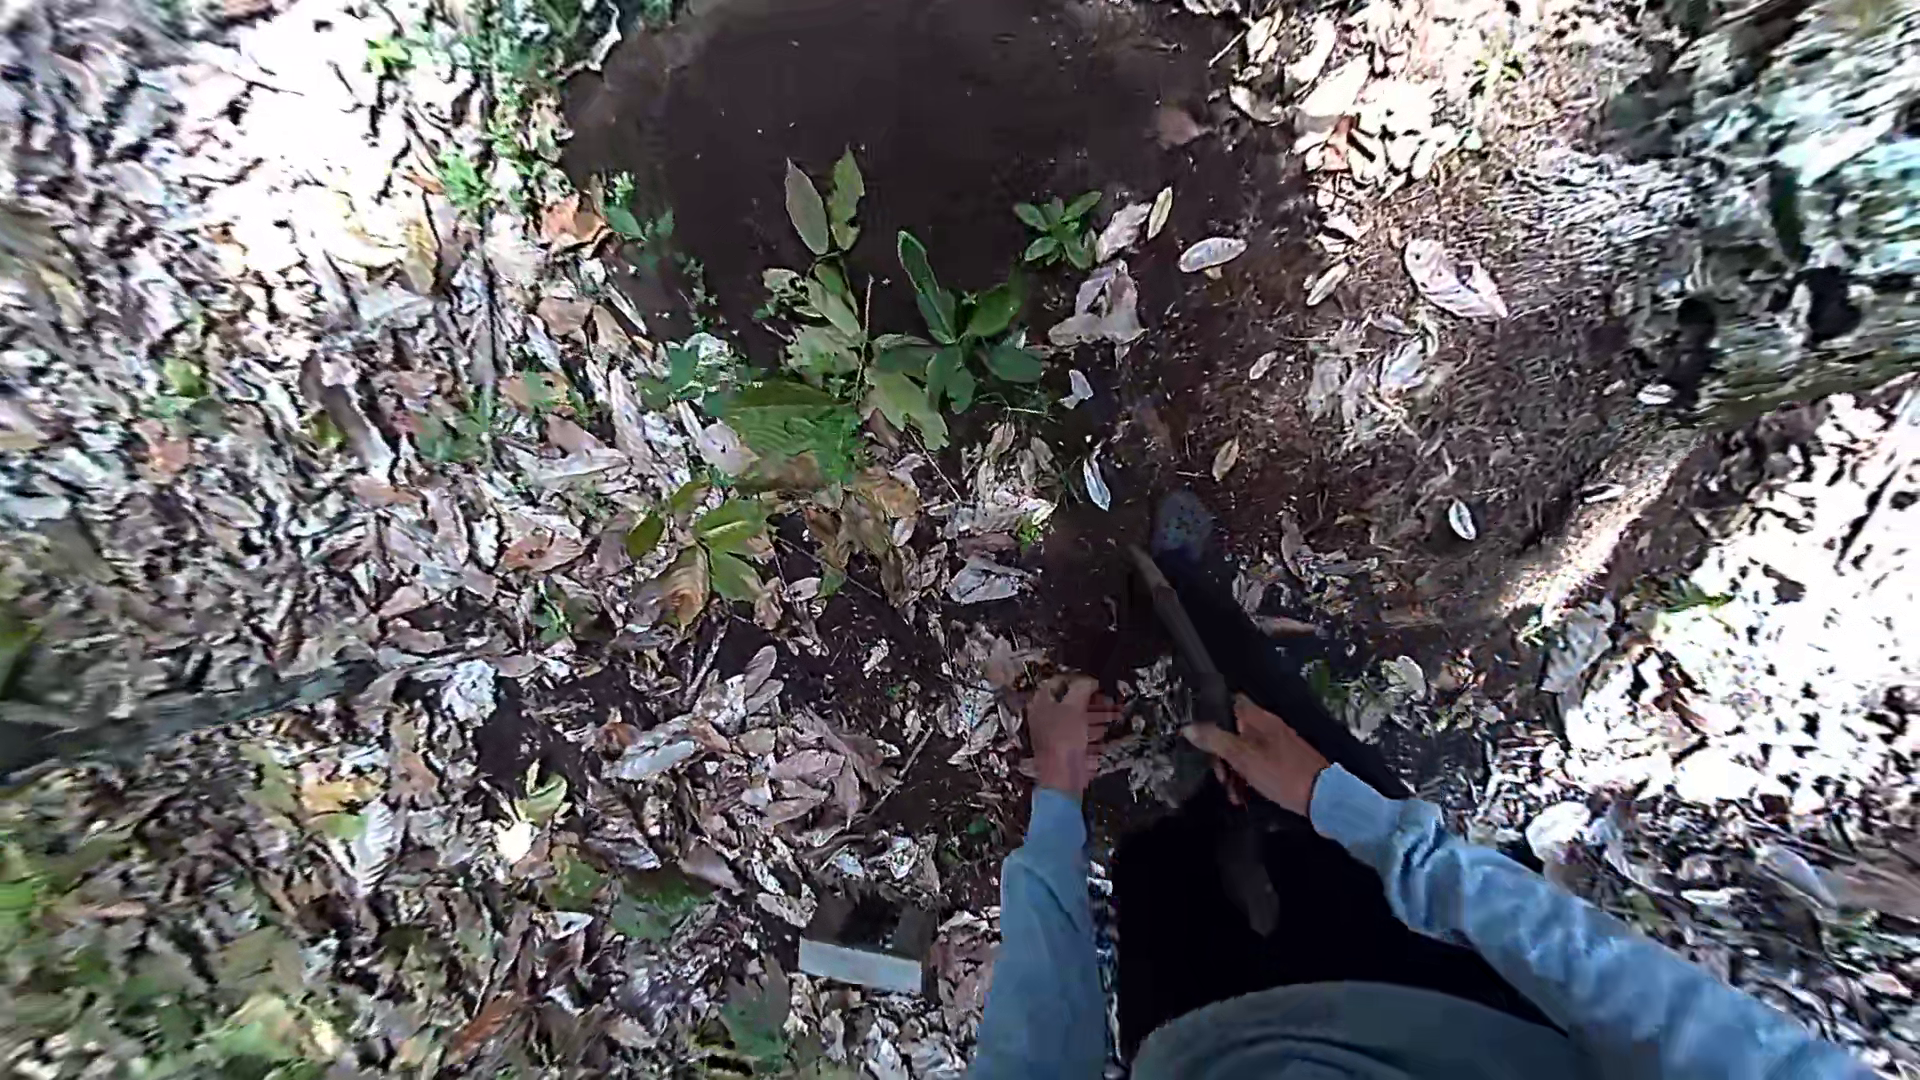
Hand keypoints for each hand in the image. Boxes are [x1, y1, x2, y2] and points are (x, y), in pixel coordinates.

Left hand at [1026, 674, 1118, 796]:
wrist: (1063, 777)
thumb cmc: (1063, 739)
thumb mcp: (1074, 706)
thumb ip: (1081, 689)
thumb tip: (1088, 680)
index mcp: (1041, 704)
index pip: (1057, 683)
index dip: (1076, 680)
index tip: (1093, 682)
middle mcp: (1046, 718)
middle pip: (1070, 702)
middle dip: (1092, 700)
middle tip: (1109, 699)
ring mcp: (1056, 735)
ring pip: (1078, 720)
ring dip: (1098, 716)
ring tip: (1115, 714)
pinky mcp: (1066, 750)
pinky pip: (1082, 738)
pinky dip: (1094, 734)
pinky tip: (1106, 734)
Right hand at [1181, 695, 1330, 814]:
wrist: (1325, 799)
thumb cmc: (1281, 773)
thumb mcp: (1241, 756)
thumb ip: (1213, 739)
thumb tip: (1187, 728)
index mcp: (1255, 717)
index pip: (1227, 701)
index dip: (1209, 714)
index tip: (1199, 734)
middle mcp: (1266, 725)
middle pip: (1231, 730)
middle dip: (1219, 753)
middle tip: (1219, 775)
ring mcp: (1276, 743)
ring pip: (1242, 749)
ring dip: (1232, 770)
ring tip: (1232, 792)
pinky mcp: (1283, 760)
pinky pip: (1256, 761)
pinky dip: (1247, 775)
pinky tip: (1244, 794)